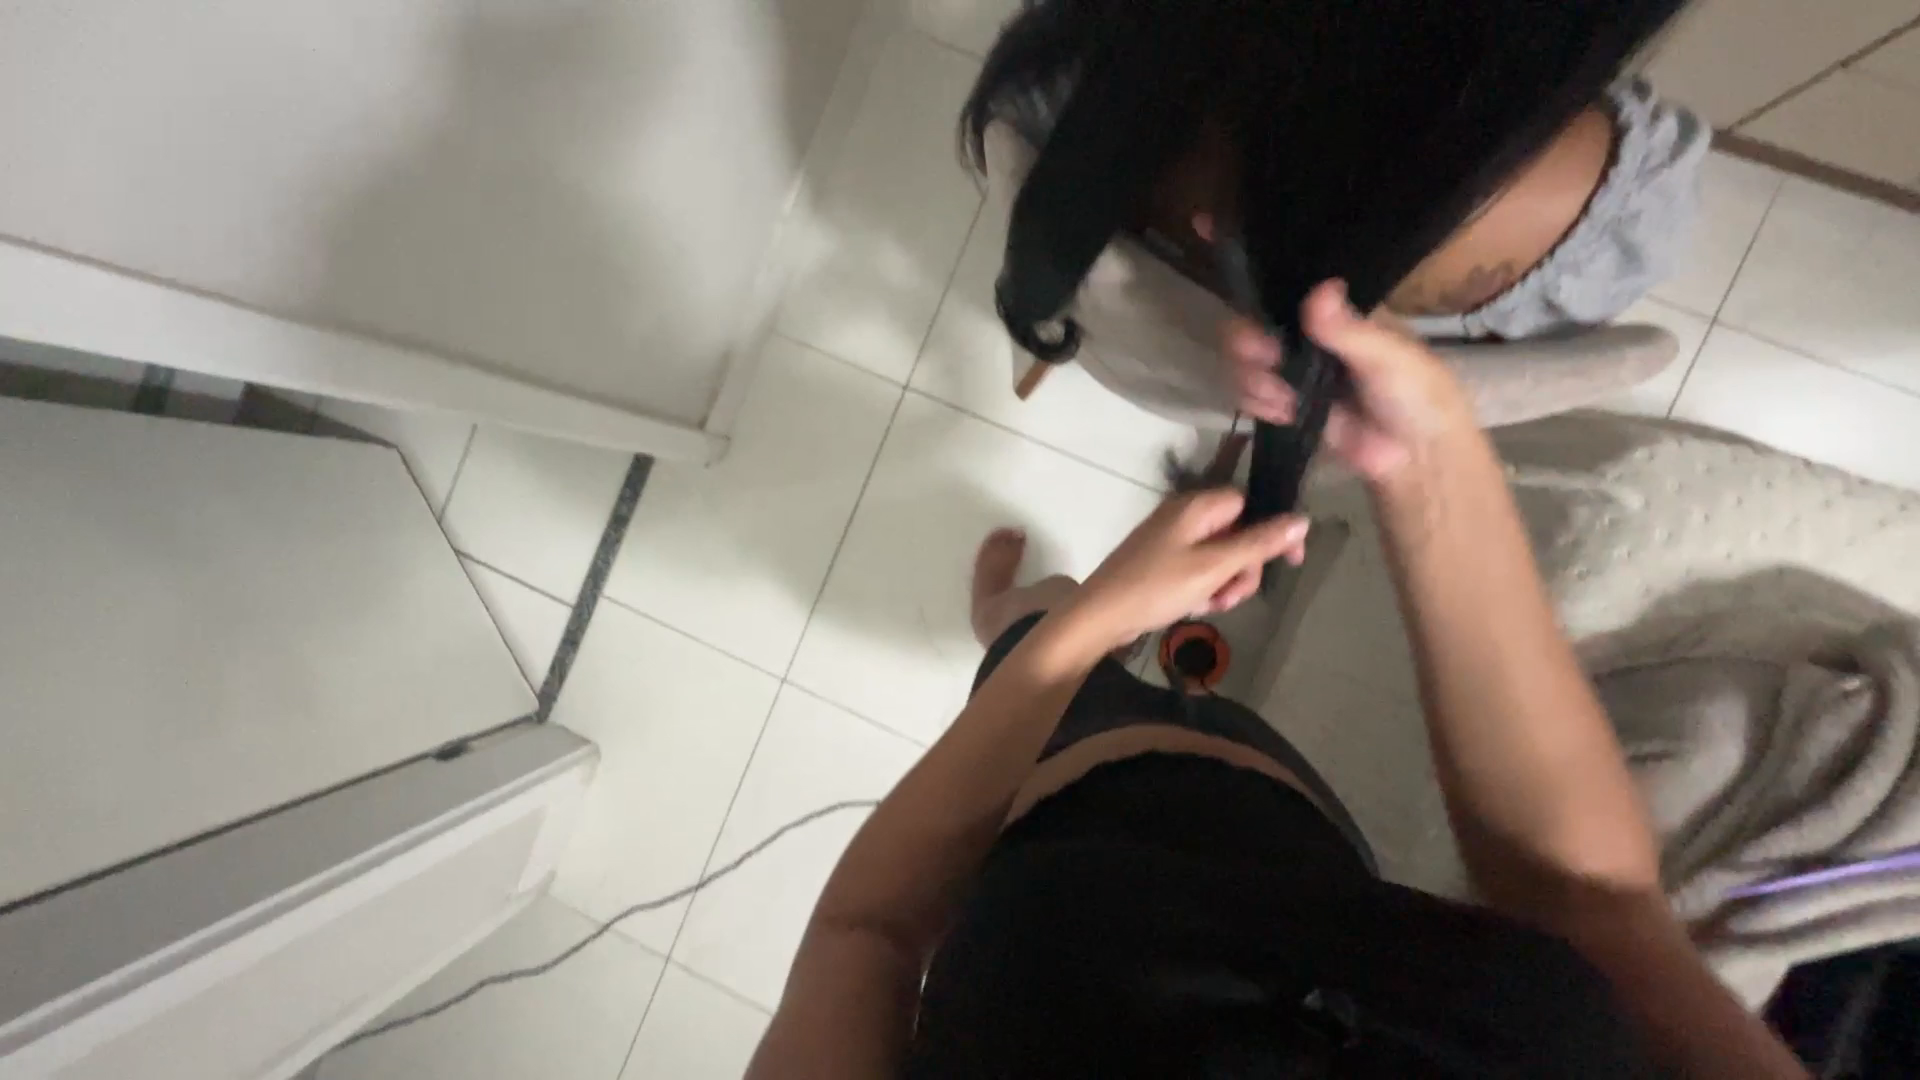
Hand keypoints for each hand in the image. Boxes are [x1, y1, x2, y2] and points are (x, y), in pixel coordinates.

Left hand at [1065, 490, 1308, 651]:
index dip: (1271, 531)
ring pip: (1219, 556)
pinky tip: (1193, 607)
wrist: (1101, 615)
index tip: (1290, 562)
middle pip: (1237, 533)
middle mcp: (1183, 516)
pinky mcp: (1161, 562)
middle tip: (1232, 596)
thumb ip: (1258, 543)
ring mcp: (1170, 539)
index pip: (1249, 504)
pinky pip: (1197, 570)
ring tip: (1210, 605)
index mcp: (1196, 507)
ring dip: (1224, 583)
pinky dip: (1202, 588)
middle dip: (1243, 568)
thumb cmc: (1157, 587)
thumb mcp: (1214, 567)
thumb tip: (1301, 519)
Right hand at [1223, 280, 1473, 483]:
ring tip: (1281, 400)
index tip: (1264, 335)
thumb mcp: (1387, 356)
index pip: (1288, 303)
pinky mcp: (1290, 409)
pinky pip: (1256, 399)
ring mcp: (1299, 377)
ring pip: (1251, 367)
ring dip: (1255, 381)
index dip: (1265, 315)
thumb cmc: (1415, 394)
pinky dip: (1258, 405)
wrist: (1414, 455)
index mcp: (1338, 320)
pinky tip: (1281, 413)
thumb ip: (1348, 329)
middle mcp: (1312, 344)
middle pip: (1258, 334)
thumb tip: (1321, 288)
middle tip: (1265, 366)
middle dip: (1251, 350)